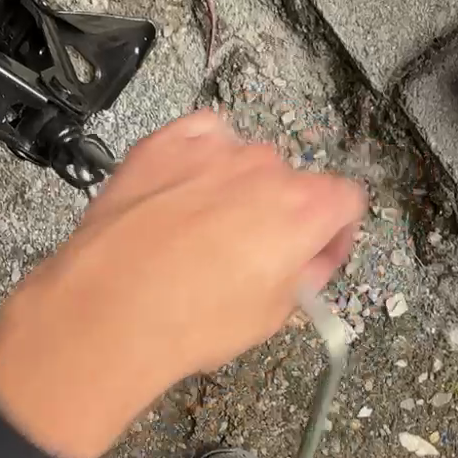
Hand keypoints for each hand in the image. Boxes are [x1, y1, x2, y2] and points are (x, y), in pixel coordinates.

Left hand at [0, 112, 364, 457]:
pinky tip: (184, 197)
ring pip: (243, 161)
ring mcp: (212, 152)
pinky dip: (200, 161)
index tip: (319, 252)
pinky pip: (199, 138)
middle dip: (281, 216)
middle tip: (256, 256)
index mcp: (304, 209)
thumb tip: (305, 265)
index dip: (336, 232)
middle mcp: (264, 169)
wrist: (111, 308)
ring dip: (237, 191)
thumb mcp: (270, 316)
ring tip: (206, 236)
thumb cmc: (187, 320)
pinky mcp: (164, 146)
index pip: (346, 201)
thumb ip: (303, 277)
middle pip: (292, 182)